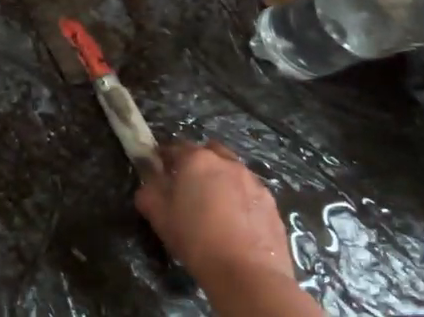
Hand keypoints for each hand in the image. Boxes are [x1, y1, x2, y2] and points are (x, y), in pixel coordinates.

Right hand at [136, 142, 292, 286]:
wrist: (249, 276)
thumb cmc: (196, 238)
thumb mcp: (157, 213)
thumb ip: (149, 189)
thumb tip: (152, 182)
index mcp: (196, 159)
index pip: (174, 147)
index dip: (165, 160)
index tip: (160, 175)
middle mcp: (227, 164)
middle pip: (209, 153)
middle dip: (198, 164)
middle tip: (190, 188)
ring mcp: (255, 184)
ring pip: (233, 173)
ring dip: (223, 181)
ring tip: (217, 208)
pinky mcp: (274, 207)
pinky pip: (251, 195)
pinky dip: (242, 201)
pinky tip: (237, 224)